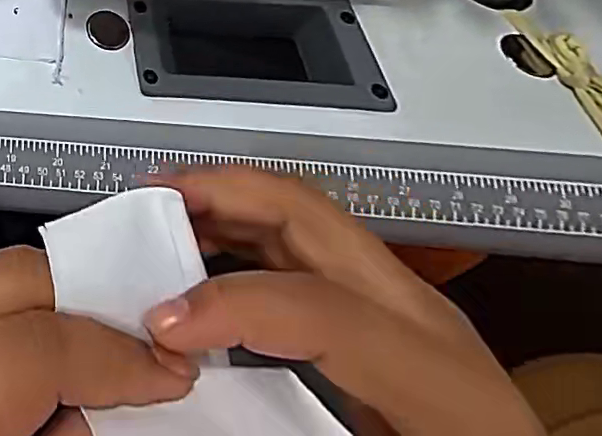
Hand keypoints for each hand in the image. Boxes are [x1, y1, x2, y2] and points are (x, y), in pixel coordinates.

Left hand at [0, 245, 196, 435]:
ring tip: (97, 342)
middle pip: (17, 274)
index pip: (40, 342)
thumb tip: (112, 389)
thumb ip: (65, 426)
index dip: (114, 353)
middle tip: (139, 341)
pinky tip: (43, 343)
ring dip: (54, 300)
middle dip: (88, 298)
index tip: (164, 368)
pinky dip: (15, 309)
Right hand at [143, 167, 542, 435]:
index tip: (167, 324)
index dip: (232, 305)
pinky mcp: (381, 308)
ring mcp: (403, 303)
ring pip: (298, 212)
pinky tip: (209, 249)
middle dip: (222, 189)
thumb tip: (198, 400)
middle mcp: (424, 319)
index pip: (323, 308)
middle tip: (155, 197)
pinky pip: (298, 243)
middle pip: (308, 212)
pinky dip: (243, 231)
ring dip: (225, 200)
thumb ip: (284, 422)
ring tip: (168, 213)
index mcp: (446, 378)